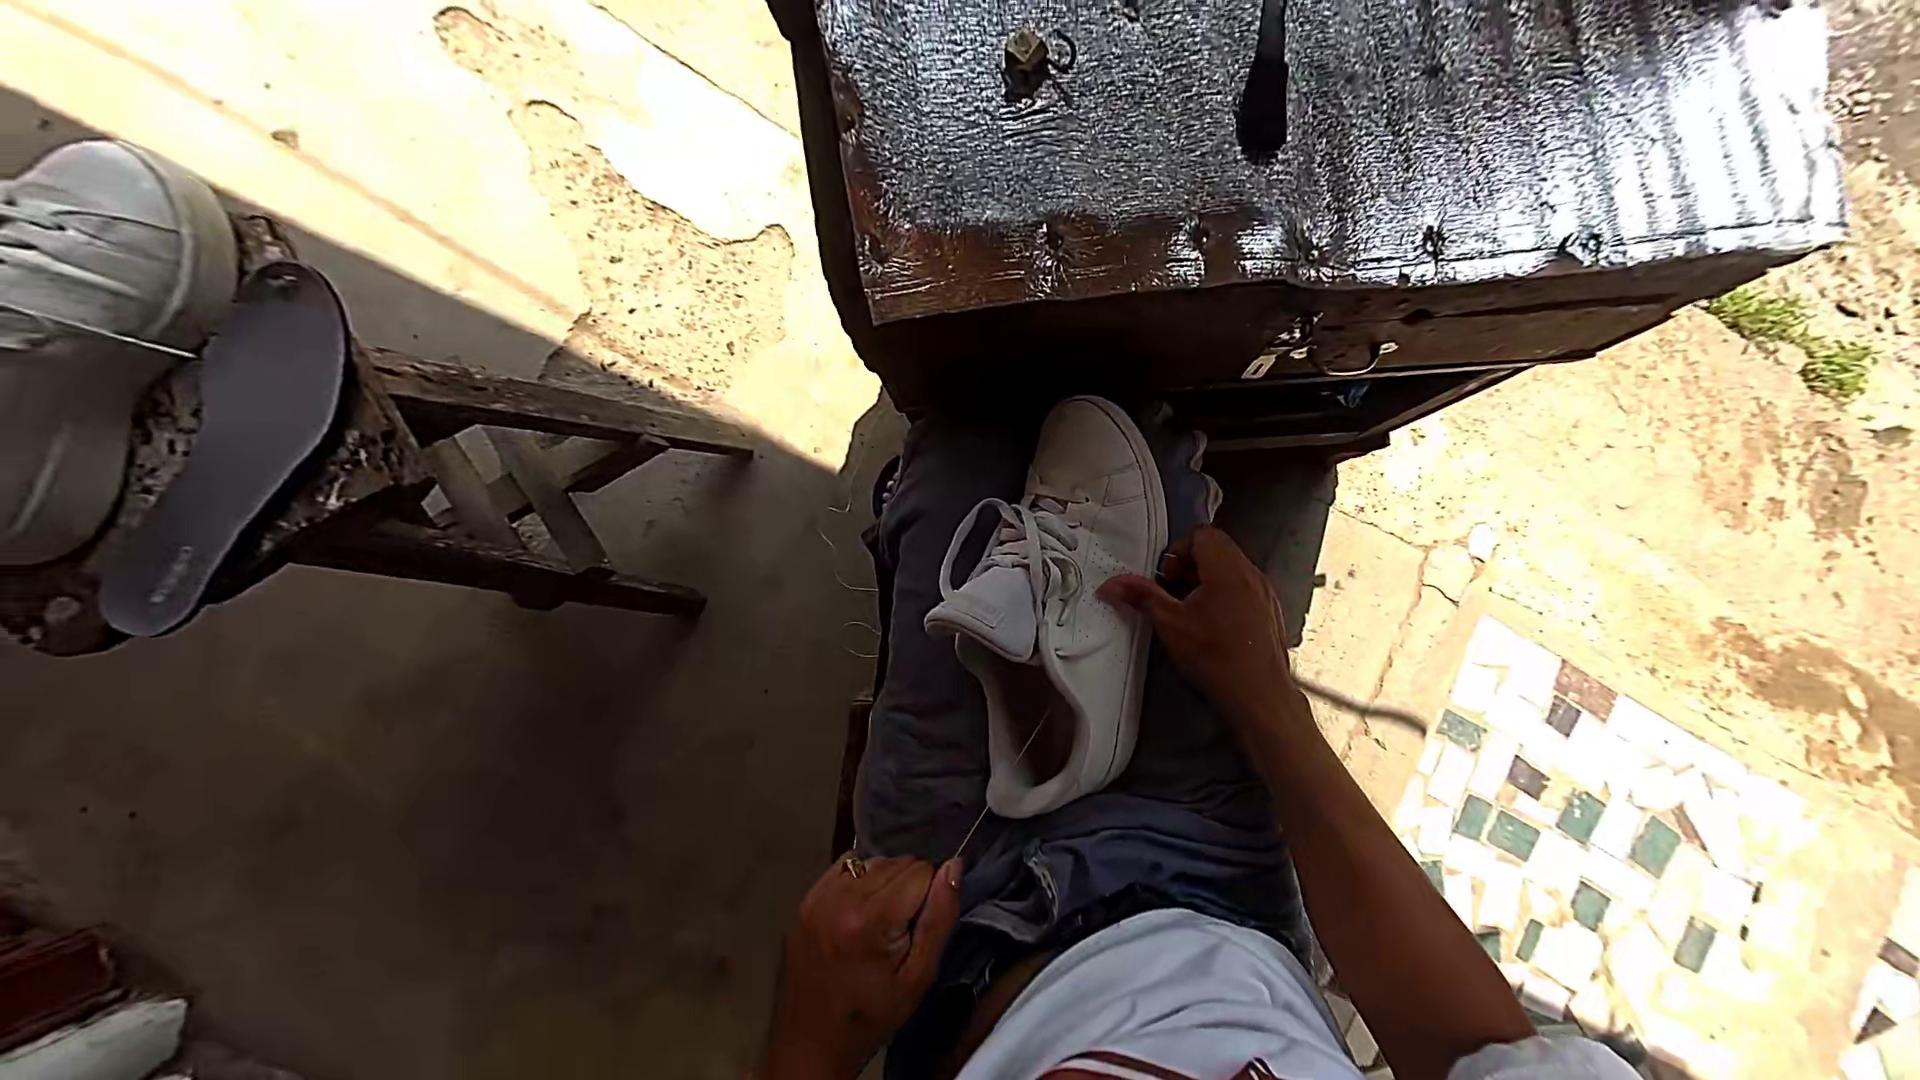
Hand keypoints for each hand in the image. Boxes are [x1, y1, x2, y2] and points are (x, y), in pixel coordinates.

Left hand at [762, 854, 962, 1079]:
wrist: (811, 1044)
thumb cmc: (870, 1015)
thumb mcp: (918, 977)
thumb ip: (940, 917)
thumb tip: (954, 865)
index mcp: (871, 919)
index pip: (920, 871)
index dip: (929, 894)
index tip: (918, 925)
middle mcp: (842, 897)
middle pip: (897, 862)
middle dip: (908, 887)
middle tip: (900, 928)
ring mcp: (819, 895)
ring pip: (873, 861)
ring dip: (885, 881)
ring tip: (878, 922)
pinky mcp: (806, 897)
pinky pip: (846, 864)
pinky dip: (859, 878)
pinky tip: (857, 909)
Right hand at [1097, 525, 1303, 733]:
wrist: (1258, 695)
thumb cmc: (1219, 659)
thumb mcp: (1169, 623)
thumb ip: (1140, 596)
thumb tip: (1115, 585)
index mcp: (1228, 571)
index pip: (1202, 535)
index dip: (1177, 551)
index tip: (1167, 577)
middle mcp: (1251, 576)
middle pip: (1215, 550)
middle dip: (1187, 568)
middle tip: (1174, 593)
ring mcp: (1264, 594)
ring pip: (1229, 570)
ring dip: (1204, 583)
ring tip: (1189, 611)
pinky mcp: (1268, 612)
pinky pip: (1242, 589)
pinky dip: (1222, 598)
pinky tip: (1210, 626)